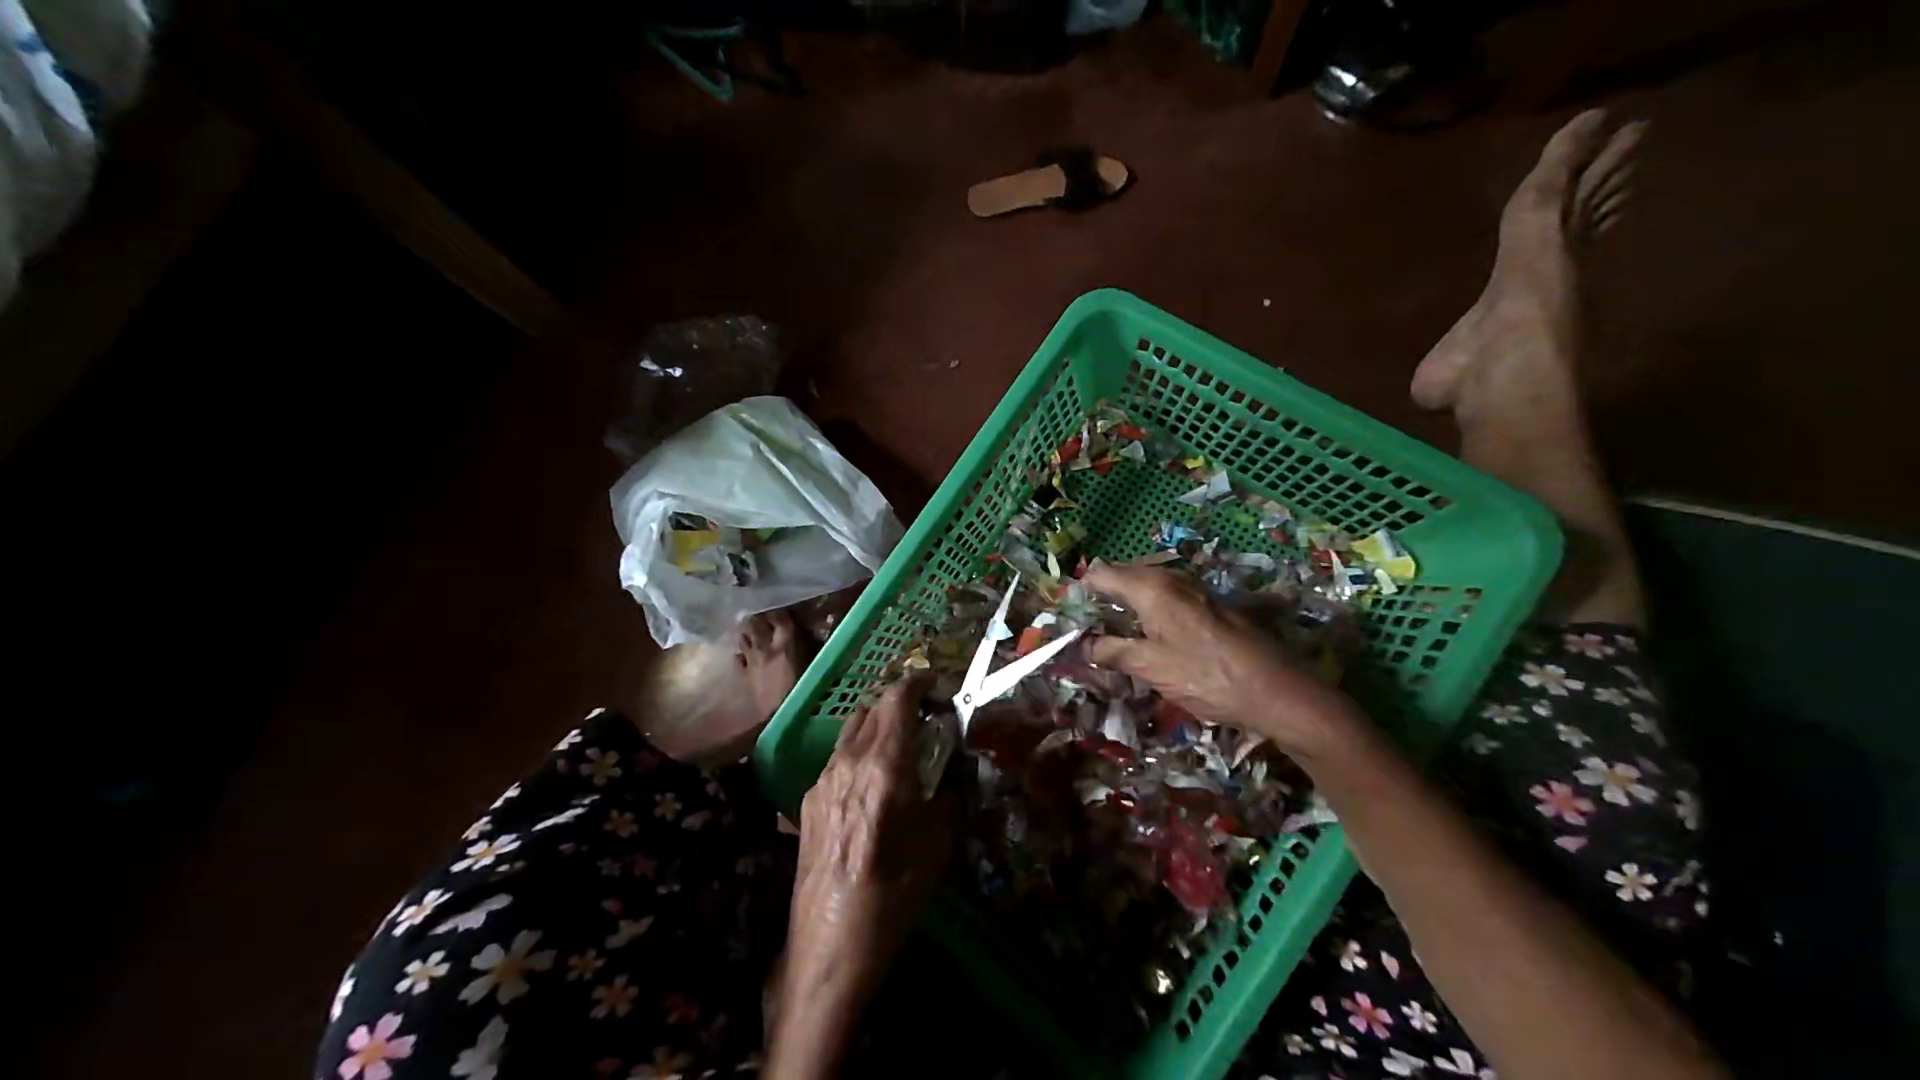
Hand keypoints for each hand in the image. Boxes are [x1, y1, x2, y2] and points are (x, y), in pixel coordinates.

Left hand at [780, 672, 956, 1013]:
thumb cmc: (893, 896)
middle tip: (927, 715)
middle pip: (873, 706)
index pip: (897, 699)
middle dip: (901, 701)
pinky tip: (874, 781)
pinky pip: (838, 757)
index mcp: (884, 767)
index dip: (918, 682)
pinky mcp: (808, 800)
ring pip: (852, 729)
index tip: (937, 684)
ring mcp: (823, 779)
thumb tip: (958, 770)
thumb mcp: (938, 846)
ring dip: (878, 724)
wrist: (830, 946)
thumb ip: (951, 796)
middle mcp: (848, 762)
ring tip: (902, 744)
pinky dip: (860, 750)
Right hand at [1083, 561, 1366, 759]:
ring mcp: (1192, 592)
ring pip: (1144, 590)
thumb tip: (1083, 645)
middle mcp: (1171, 580)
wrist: (1278, 692)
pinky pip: (1163, 601)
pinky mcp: (1207, 608)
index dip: (1079, 593)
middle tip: (1084, 633)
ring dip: (1123, 609)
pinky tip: (1144, 643)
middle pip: (1121, 577)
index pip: (1100, 573)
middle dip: (1099, 600)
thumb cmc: (1208, 677)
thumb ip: (1112, 651)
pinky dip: (1146, 615)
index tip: (1066, 620)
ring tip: (1110, 641)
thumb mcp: (1151, 668)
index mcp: (1152, 588)